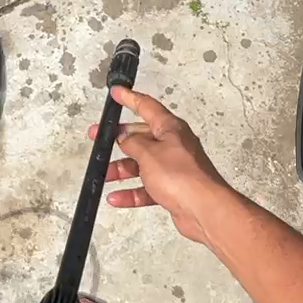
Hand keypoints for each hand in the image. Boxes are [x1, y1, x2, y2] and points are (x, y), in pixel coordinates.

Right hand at [89, 87, 229, 243]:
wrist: (203, 210)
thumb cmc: (182, 177)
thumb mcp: (148, 153)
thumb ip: (132, 143)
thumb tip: (123, 137)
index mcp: (171, 129)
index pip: (147, 107)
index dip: (130, 98)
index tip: (117, 92)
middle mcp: (173, 146)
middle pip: (141, 137)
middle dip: (118, 139)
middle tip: (99, 137)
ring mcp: (173, 168)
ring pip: (141, 165)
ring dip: (121, 170)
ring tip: (104, 175)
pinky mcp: (172, 189)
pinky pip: (146, 188)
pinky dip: (131, 192)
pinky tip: (116, 198)